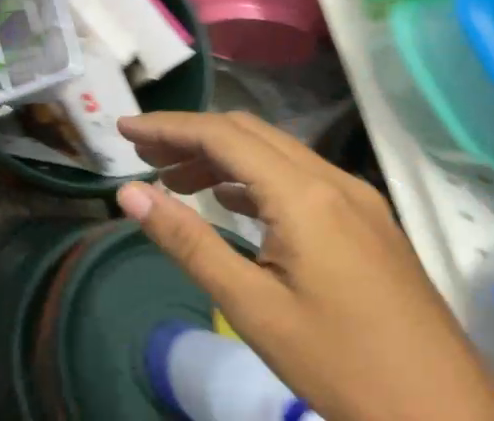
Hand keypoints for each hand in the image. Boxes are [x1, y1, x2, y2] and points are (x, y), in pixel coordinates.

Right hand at [116, 112, 493, 420]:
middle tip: (141, 153)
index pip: (222, 135)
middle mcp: (335, 184)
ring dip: (220, 156)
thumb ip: (189, 242)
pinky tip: (229, 204)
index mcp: (306, 197)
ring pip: (275, 153)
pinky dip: (253, 177)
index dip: (167, 126)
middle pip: (249, 133)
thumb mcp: (253, 308)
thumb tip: (129, 192)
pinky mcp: (371, 228)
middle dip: (190, 135)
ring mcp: (360, 204)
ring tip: (174, 180)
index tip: (122, 129)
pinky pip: (300, 179)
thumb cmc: (345, 368)